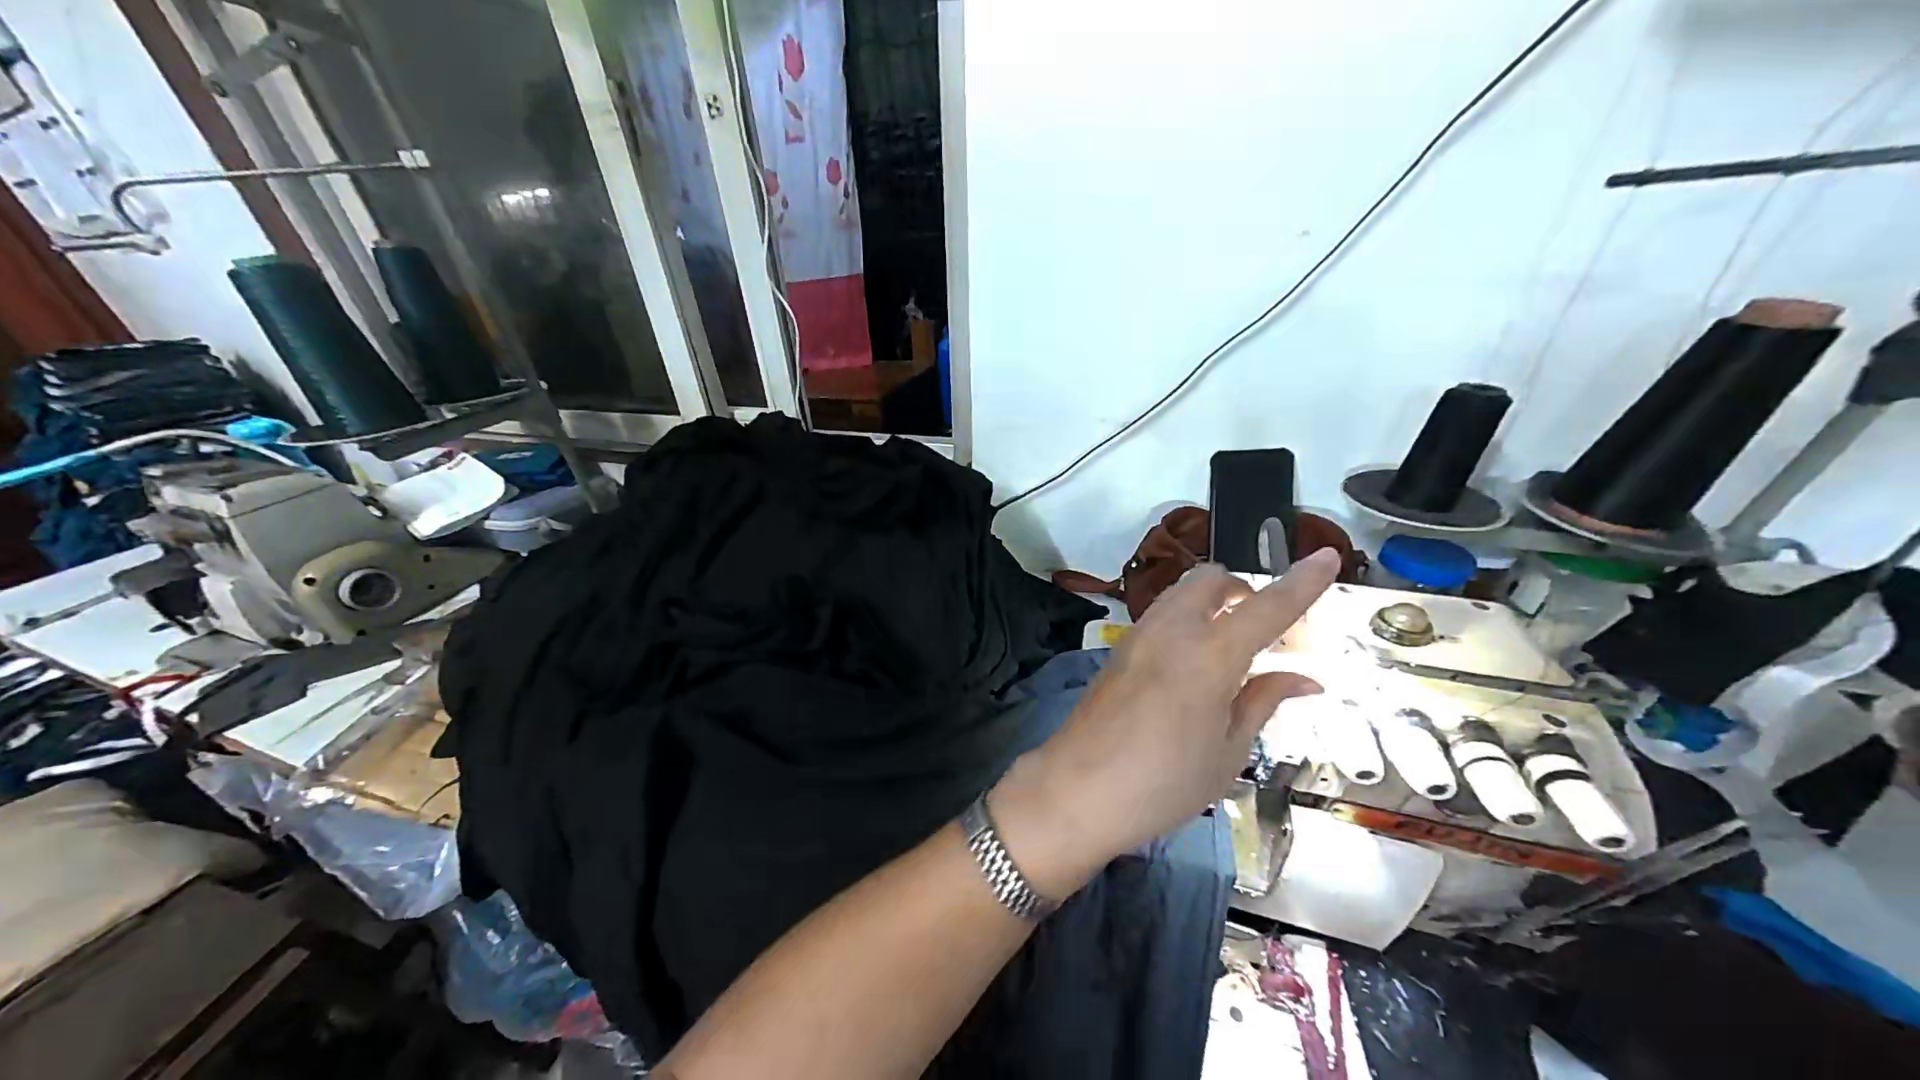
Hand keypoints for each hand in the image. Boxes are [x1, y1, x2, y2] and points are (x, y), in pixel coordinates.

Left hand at [989, 551, 1337, 897]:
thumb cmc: (1164, 783)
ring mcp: (1138, 635)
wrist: (1076, 790)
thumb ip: (1262, 702)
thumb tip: (1304, 678)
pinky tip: (1193, 663)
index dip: (1302, 583)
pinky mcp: (1118, 649)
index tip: (1328, 557)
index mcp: (1210, 654)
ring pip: (1181, 593)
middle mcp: (1172, 630)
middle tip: (1265, 629)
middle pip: (1212, 580)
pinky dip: (1186, 620)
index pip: (1267, 607)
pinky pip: (1161, 616)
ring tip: (1231, 648)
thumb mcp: (1227, 751)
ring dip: (1212, 602)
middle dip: (1244, 589)